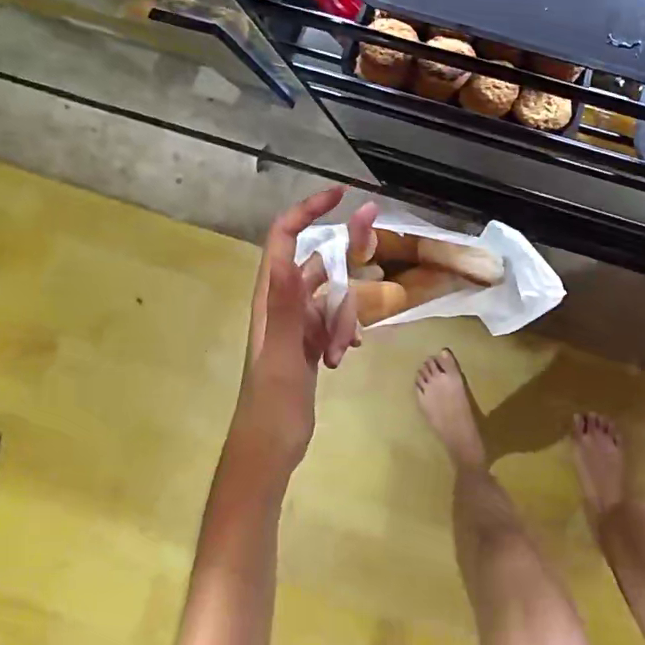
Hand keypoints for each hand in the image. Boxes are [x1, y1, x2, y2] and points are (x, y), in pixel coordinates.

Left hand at [229, 187, 378, 474]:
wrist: (270, 449)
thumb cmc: (272, 405)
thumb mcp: (283, 355)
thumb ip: (285, 307)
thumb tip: (286, 257)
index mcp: (271, 297)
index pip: (284, 237)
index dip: (307, 210)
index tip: (341, 195)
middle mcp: (283, 302)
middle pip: (317, 260)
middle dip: (345, 254)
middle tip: (374, 231)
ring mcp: (298, 322)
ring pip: (333, 295)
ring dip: (346, 318)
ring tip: (338, 355)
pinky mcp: (309, 341)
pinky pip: (337, 320)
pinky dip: (346, 331)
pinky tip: (345, 357)